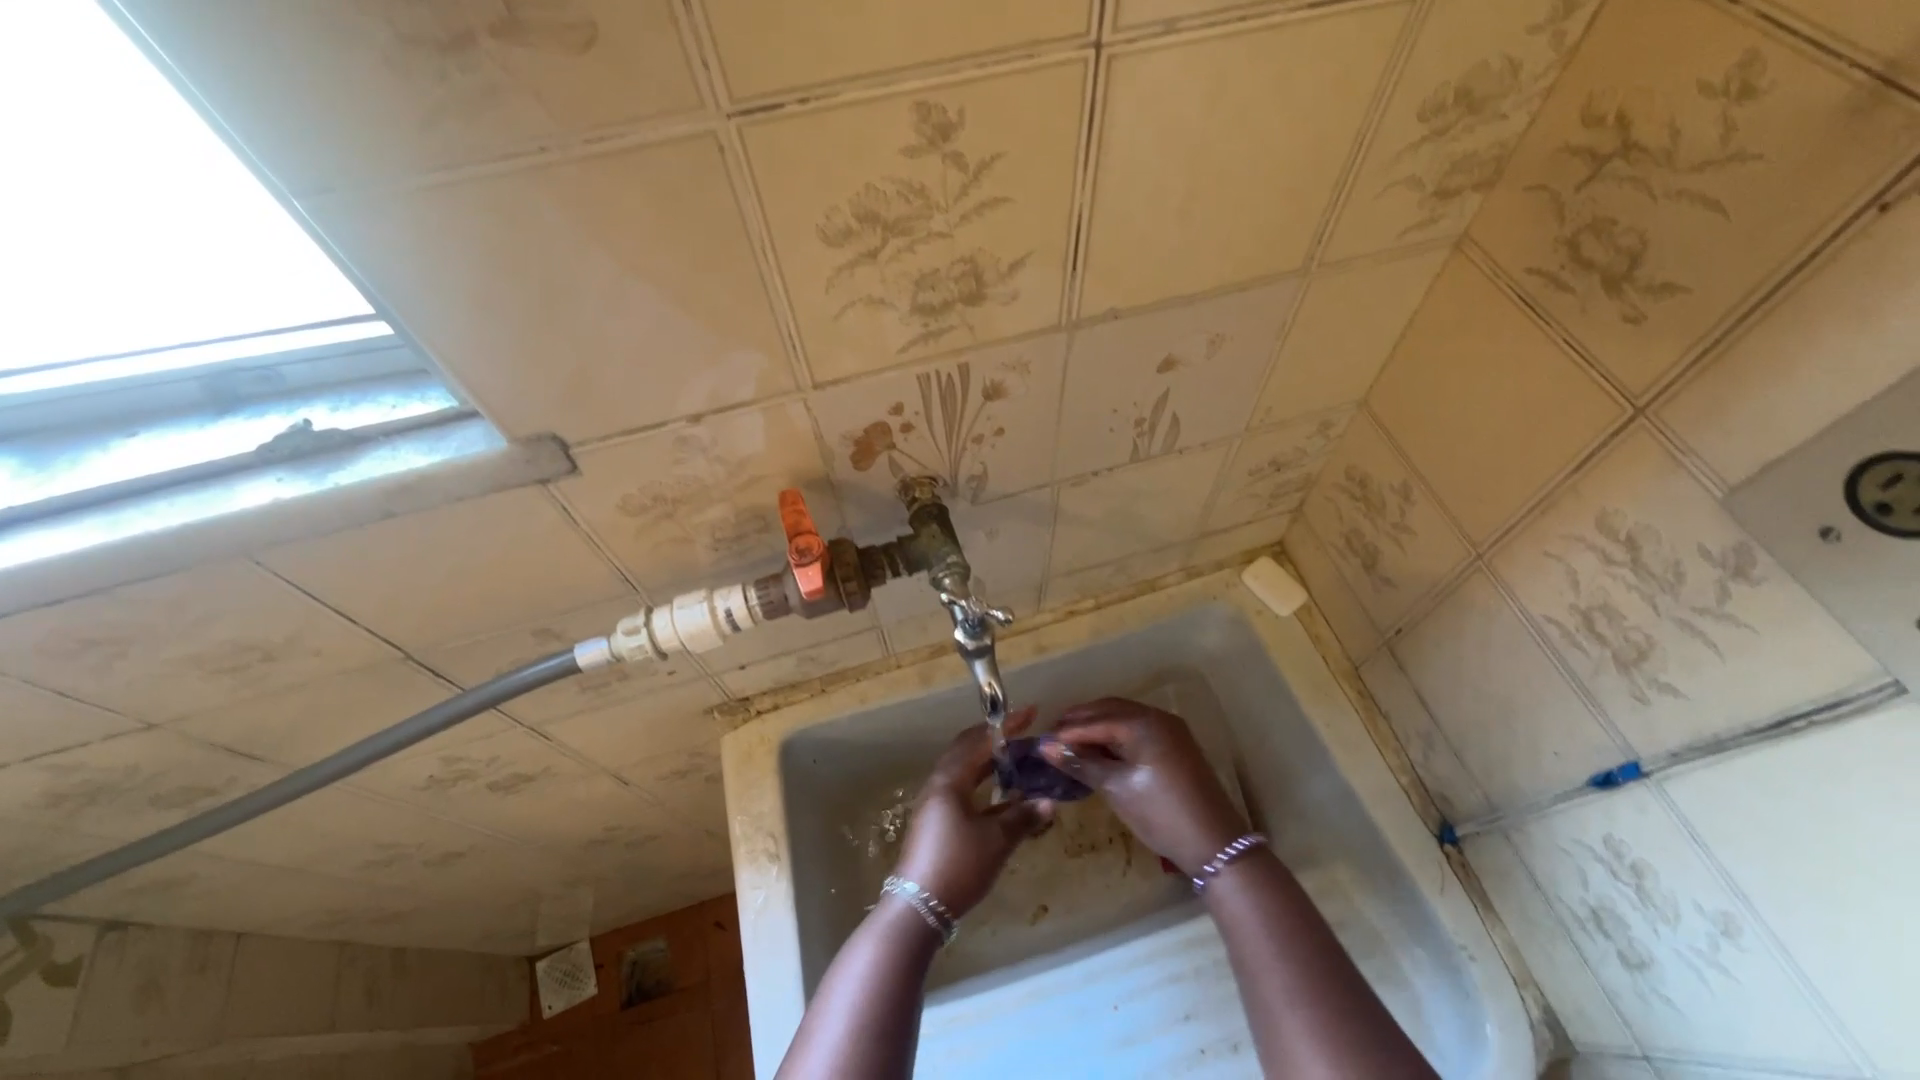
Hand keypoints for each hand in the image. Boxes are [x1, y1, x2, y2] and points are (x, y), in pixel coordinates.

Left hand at [893, 707, 1055, 917]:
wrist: (918, 908)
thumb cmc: (958, 866)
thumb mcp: (996, 841)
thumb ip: (1023, 817)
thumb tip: (1048, 802)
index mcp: (949, 781)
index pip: (979, 742)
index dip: (1006, 727)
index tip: (1030, 714)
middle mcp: (937, 786)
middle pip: (966, 751)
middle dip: (994, 740)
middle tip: (1023, 734)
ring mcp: (933, 805)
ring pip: (963, 772)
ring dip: (988, 763)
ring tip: (1016, 762)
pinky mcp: (934, 823)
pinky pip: (961, 790)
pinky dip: (982, 785)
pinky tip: (1002, 797)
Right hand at [1041, 697, 1247, 875]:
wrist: (1215, 843)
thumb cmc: (1161, 814)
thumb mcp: (1115, 788)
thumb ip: (1081, 763)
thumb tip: (1046, 747)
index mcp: (1143, 723)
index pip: (1095, 719)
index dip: (1066, 731)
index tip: (1040, 744)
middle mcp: (1158, 717)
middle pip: (1109, 710)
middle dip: (1079, 723)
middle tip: (1051, 741)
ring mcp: (1170, 730)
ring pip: (1123, 718)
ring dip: (1096, 728)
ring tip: (1070, 747)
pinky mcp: (1175, 745)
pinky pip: (1137, 730)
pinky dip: (1115, 736)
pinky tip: (1099, 752)